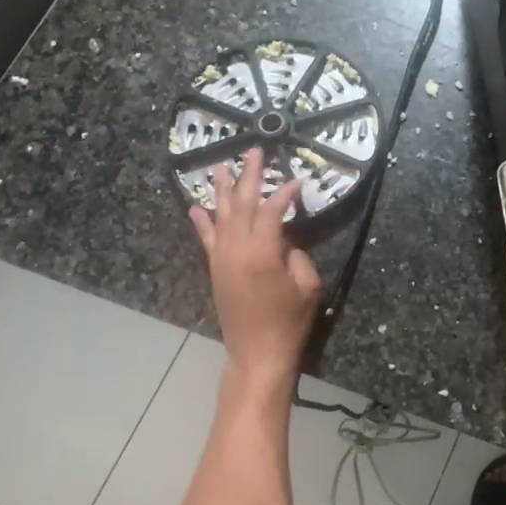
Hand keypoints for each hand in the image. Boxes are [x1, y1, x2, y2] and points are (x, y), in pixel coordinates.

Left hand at [189, 149, 322, 385]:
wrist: (258, 353)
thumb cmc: (290, 321)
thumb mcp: (308, 286)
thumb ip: (297, 255)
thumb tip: (285, 241)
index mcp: (263, 253)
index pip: (272, 211)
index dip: (285, 193)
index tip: (298, 180)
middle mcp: (236, 250)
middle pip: (241, 204)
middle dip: (248, 176)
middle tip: (253, 151)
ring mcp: (222, 259)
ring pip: (220, 216)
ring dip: (221, 190)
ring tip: (220, 166)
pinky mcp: (216, 270)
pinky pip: (207, 239)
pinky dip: (202, 222)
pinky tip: (197, 207)